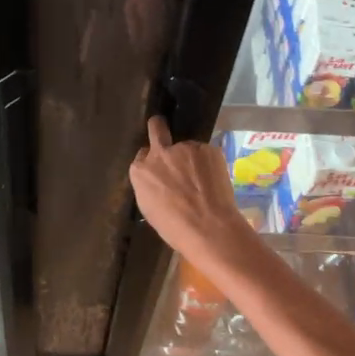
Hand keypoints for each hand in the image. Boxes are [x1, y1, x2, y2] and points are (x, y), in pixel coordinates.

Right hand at [130, 117, 258, 274]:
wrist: (209, 228)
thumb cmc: (174, 228)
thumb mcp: (148, 208)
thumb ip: (149, 185)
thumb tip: (158, 179)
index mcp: (140, 170)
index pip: (142, 155)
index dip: (152, 162)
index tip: (159, 169)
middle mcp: (160, 153)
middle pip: (157, 128)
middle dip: (158, 127)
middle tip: (165, 132)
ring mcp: (185, 148)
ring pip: (187, 148)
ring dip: (191, 158)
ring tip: (203, 182)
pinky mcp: (208, 149)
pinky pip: (206, 153)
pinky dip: (209, 164)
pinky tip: (214, 182)